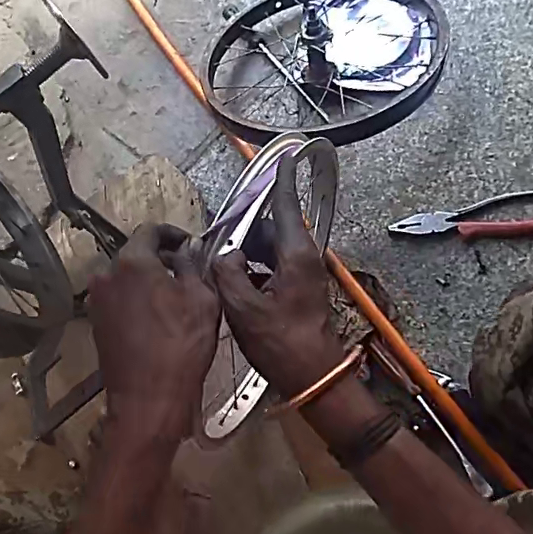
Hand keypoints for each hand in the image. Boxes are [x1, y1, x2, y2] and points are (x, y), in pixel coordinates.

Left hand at [86, 223, 220, 452]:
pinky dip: (137, 301)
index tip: (188, 244)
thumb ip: (192, 267)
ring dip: (149, 281)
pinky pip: (120, 301)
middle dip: (161, 259)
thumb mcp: (202, 299)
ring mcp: (97, 301)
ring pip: (127, 279)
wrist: (149, 399)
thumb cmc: (181, 346)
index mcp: (132, 262)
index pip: (151, 231)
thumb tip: (185, 254)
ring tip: (175, 298)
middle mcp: (107, 275)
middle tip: (187, 272)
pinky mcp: (96, 324)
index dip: (173, 234)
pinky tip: (159, 319)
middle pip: (136, 254)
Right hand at [211, 161, 346, 395]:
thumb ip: (227, 273)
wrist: (314, 377)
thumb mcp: (244, 309)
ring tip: (222, 267)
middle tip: (218, 244)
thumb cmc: (282, 345)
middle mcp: (304, 258)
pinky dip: (254, 268)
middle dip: (243, 233)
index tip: (285, 156)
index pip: (285, 207)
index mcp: (295, 256)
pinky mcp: (299, 288)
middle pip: (269, 229)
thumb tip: (224, 256)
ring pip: (269, 249)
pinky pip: (272, 266)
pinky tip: (236, 285)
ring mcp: (304, 274)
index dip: (281, 181)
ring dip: (247, 253)